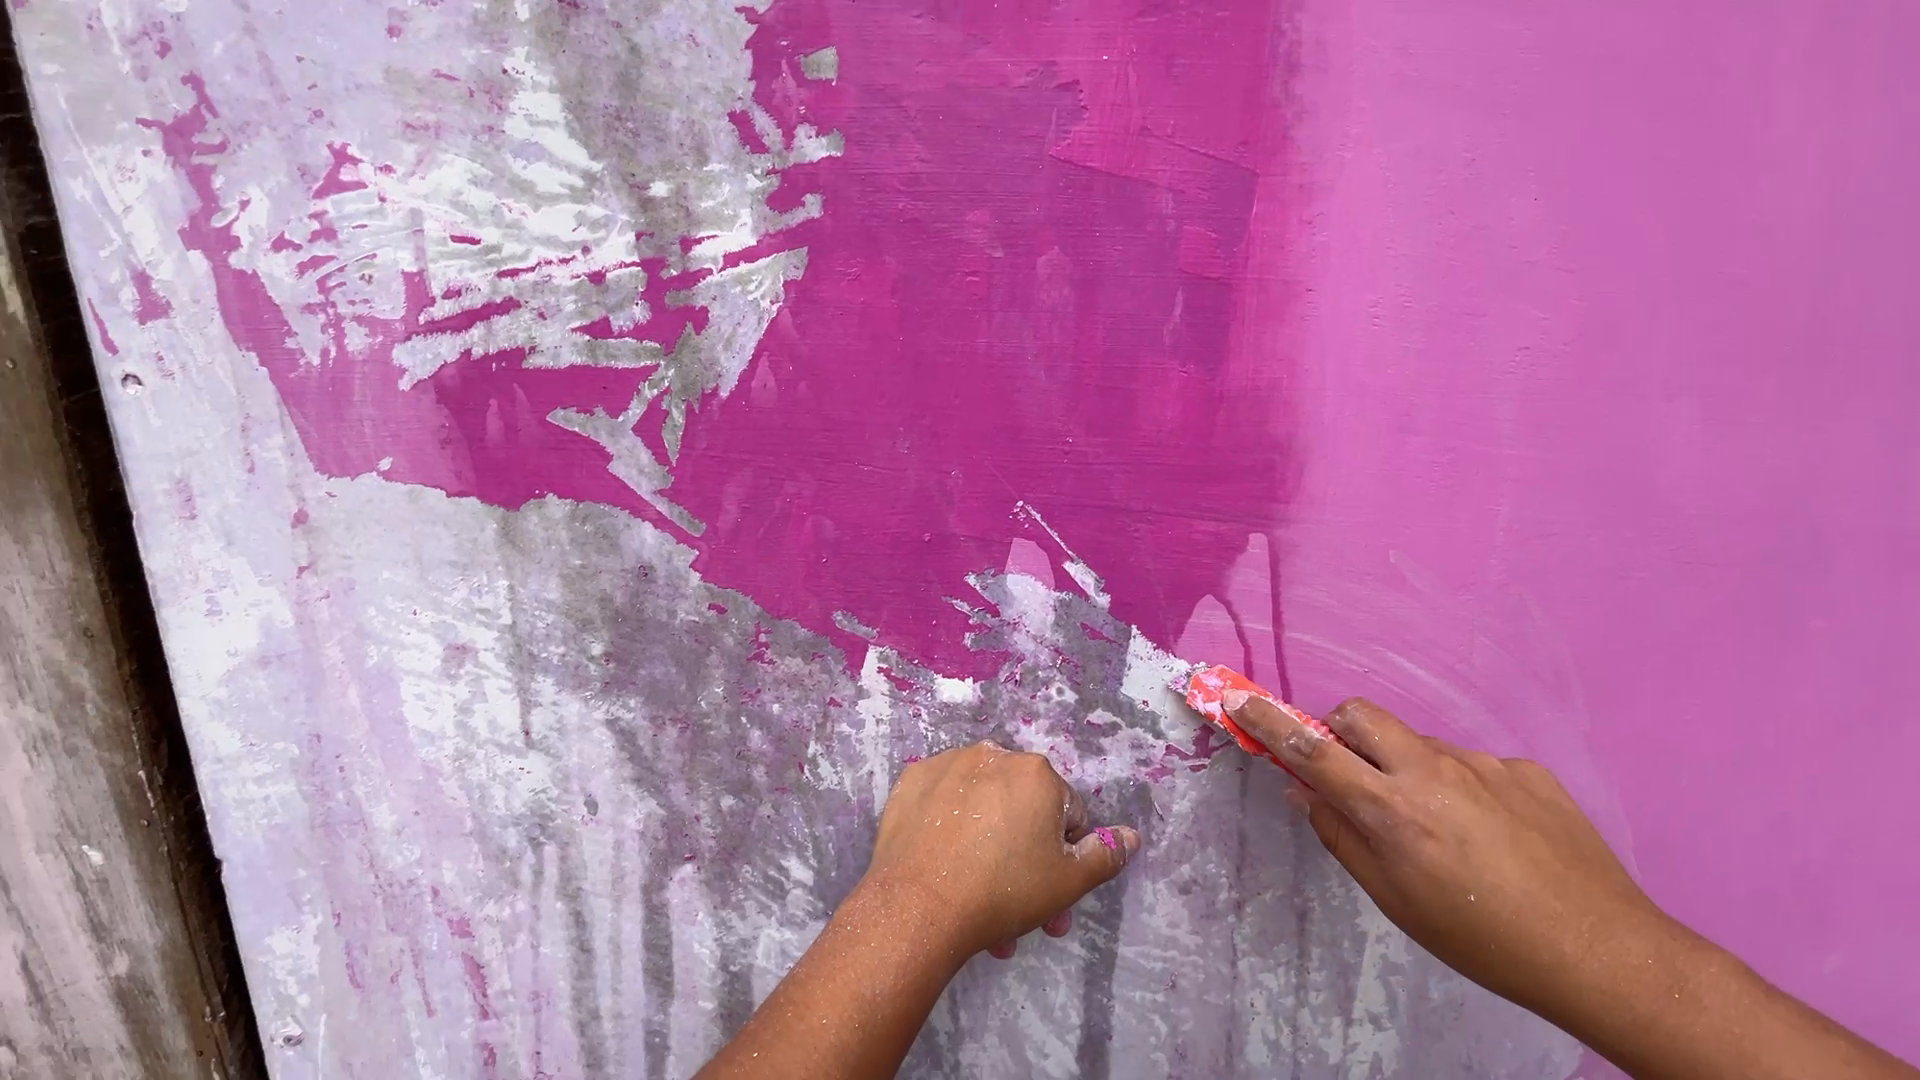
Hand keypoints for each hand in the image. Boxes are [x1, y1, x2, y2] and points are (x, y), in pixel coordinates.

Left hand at [860, 741, 1140, 959]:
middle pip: (1022, 809)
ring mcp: (948, 763)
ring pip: (983, 806)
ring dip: (989, 844)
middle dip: (1026, 858)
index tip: (1050, 893)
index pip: (1068, 813)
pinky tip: (944, 862)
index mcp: (1037, 773)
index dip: (1064, 856)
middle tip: (1018, 909)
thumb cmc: (1002, 891)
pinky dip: (950, 825)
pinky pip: (944, 801)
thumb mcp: (1067, 882)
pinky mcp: (912, 779)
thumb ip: (1104, 855)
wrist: (918, 905)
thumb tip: (1131, 835)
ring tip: (979, 900)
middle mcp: (995, 754)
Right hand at [1225, 692, 1672, 1017]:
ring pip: (1416, 743)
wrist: (1605, 953)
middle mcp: (1432, 772)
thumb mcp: (1393, 899)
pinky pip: (1471, 764)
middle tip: (1353, 773)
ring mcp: (1484, 765)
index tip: (1237, 699)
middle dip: (1339, 731)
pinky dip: (1460, 787)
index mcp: (1392, 811)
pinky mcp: (1526, 770)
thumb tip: (1305, 792)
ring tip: (1443, 829)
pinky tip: (1493, 835)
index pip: (1311, 750)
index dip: (1268, 723)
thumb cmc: (1480, 938)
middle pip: (1360, 715)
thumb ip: (1340, 836)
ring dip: (1405, 768)